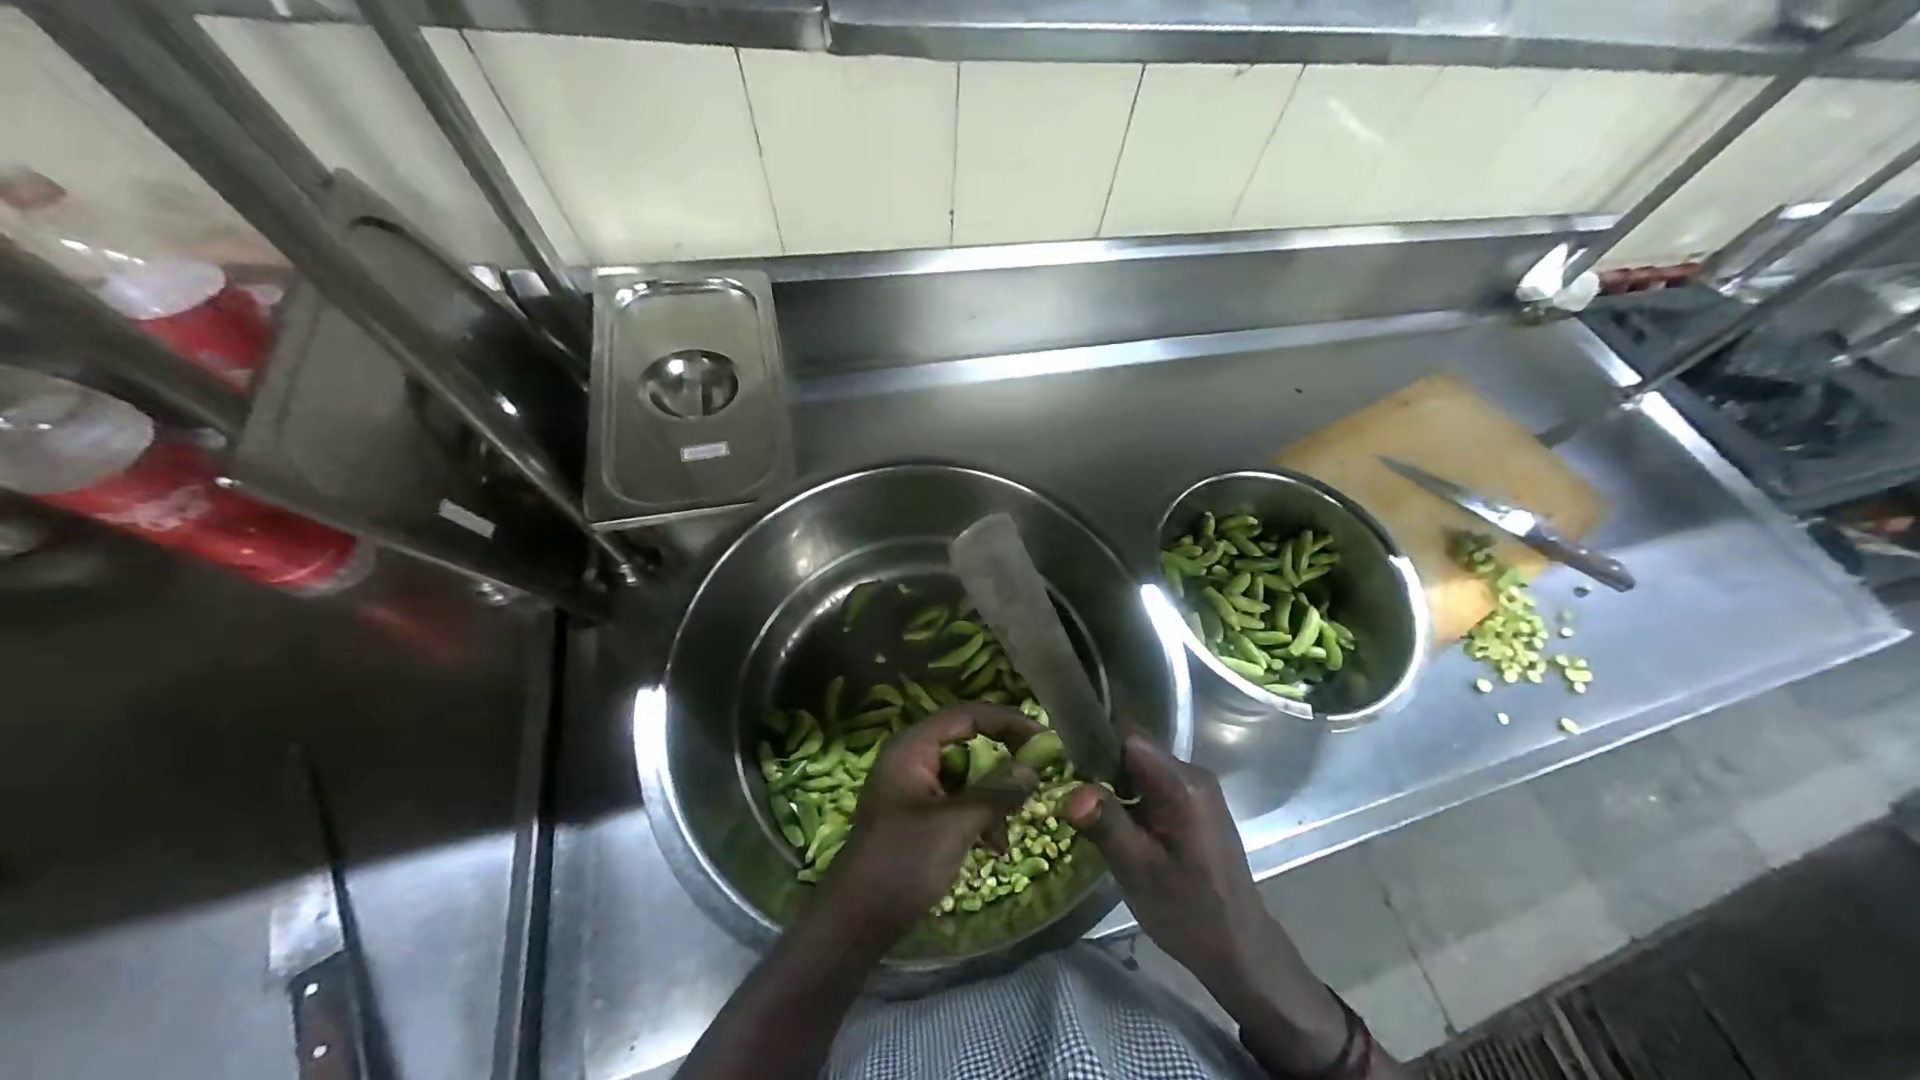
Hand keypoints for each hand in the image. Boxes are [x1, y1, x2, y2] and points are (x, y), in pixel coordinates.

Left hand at [815, 704, 1042, 938]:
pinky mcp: (921, 815)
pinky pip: (959, 800)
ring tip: (1012, 824)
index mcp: (913, 748)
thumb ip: (996, 792)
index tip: (1044, 739)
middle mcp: (913, 759)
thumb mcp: (955, 824)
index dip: (1008, 722)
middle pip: (969, 743)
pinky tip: (995, 845)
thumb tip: (1034, 770)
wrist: (857, 920)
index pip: (967, 715)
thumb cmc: (902, 861)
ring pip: (967, 774)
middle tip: (1038, 777)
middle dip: (1004, 762)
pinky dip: (980, 816)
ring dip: (994, 796)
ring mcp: (915, 788)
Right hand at [1065, 732, 1352, 1072]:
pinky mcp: (1193, 806)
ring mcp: (1196, 790)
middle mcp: (1193, 775)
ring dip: (1112, 782)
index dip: (1093, 744)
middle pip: (1134, 750)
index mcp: (1183, 784)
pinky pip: (1152, 785)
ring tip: (1082, 808)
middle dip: (1098, 764)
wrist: (1240, 951)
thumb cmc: (1189, 912)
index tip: (1062, 764)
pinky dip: (1128, 796)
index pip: (1128, 737)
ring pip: (1140, 768)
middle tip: (1066, 790)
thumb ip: (1105, 825)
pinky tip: (1111, 822)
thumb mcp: (1139, 871)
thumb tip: (1069, 792)